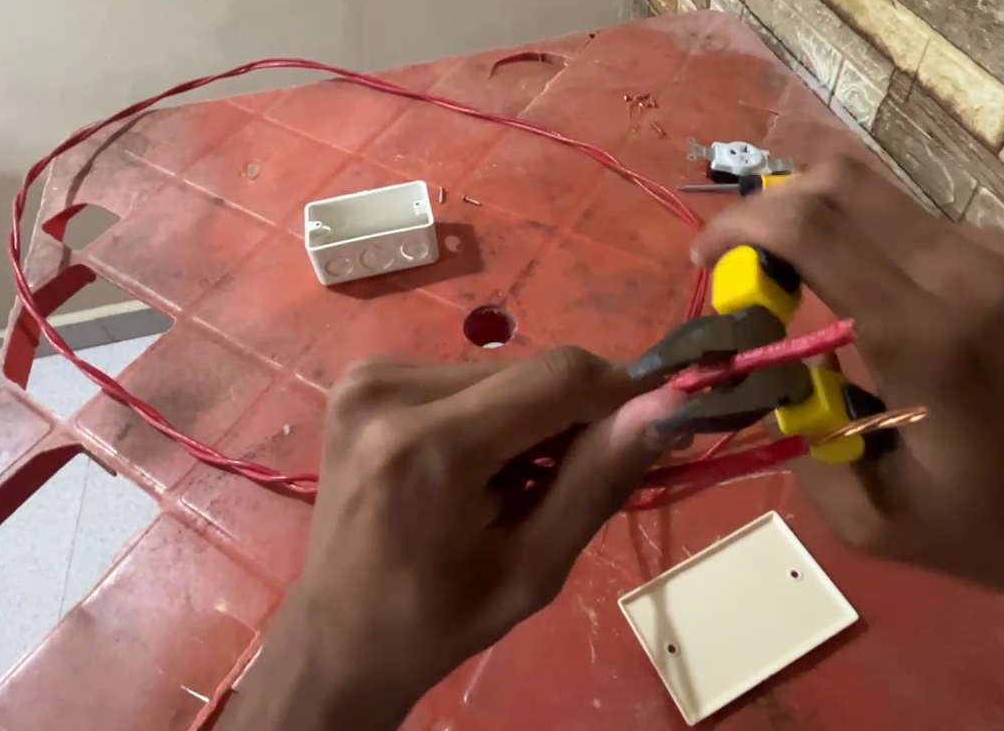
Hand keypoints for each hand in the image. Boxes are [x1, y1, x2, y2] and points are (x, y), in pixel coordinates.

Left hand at [221, 349, 682, 730]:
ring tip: (514, 479)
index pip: (555, 377)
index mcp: (427, 446)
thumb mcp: (532, 568)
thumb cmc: (438, 618)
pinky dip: (489, 411)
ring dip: (528, 414)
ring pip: (498, 371)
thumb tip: (665, 406)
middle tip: (574, 475)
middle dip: (570, 414)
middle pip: (526, 372)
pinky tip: (473, 462)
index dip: (618, 390)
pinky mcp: (364, 375)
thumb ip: (597, 479)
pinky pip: (462, 376)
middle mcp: (389, 389)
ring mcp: (368, 376)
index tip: (656, 419)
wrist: (338, 633)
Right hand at [690, 152, 1003, 729]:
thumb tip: (760, 353)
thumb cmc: (991, 533)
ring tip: (846, 308)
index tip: (707, 258)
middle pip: (839, 181)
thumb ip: (792, 422)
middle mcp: (978, 271)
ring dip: (837, 240)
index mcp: (929, 336)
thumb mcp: (862, 512)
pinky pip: (935, 230)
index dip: (737, 226)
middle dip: (771, 209)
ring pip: (884, 205)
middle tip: (755, 262)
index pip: (808, 225)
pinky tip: (923, 319)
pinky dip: (897, 259)